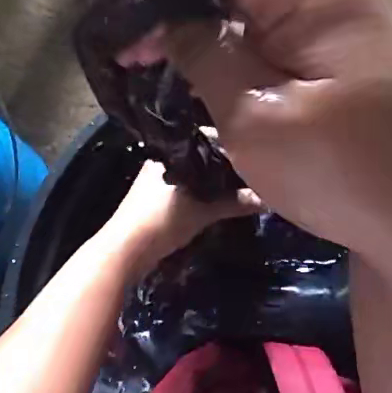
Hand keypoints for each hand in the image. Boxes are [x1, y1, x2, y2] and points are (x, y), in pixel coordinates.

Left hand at [98, 160, 260, 265]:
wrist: (125, 251)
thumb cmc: (161, 221)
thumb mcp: (204, 211)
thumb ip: (235, 203)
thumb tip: (266, 199)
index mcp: (170, 155)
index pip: (204, 141)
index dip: (227, 146)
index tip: (250, 152)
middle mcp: (162, 164)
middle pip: (199, 160)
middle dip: (221, 167)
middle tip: (249, 171)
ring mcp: (156, 184)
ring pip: (193, 178)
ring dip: (211, 184)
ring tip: (238, 187)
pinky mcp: (155, 203)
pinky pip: (186, 192)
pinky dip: (201, 196)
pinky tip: (217, 202)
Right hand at [126, 0, 391, 264]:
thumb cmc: (348, 173)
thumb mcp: (257, 116)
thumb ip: (202, 52)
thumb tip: (160, 16)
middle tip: (116, 37)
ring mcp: (336, 11)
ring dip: (195, 21)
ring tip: (142, 56)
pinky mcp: (336, 45)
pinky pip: (269, 25)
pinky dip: (228, 41)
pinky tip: (194, 66)